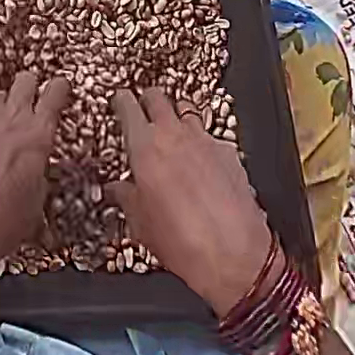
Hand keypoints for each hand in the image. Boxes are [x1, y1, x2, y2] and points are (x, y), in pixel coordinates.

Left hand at [0, 71, 69, 272]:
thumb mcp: (34, 205)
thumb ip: (38, 175)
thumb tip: (35, 170)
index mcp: (37, 136)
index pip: (55, 95)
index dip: (60, 88)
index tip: (61, 85)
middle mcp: (9, 120)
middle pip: (24, 81)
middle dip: (30, 86)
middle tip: (33, 98)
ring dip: (3, 108)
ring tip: (3, 128)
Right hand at [108, 87, 274, 314]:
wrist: (235, 257)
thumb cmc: (183, 242)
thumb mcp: (140, 223)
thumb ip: (126, 196)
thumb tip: (118, 190)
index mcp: (144, 147)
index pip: (127, 106)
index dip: (121, 100)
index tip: (120, 101)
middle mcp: (174, 135)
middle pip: (158, 97)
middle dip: (148, 100)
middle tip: (143, 110)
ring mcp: (205, 140)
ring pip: (186, 110)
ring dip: (176, 116)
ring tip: (172, 132)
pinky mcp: (230, 152)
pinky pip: (211, 136)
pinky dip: (202, 142)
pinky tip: (201, 161)